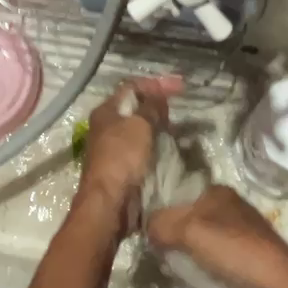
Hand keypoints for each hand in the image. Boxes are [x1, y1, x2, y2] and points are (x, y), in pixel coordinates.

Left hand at [74, 75, 181, 235]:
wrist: (109, 203)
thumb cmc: (122, 158)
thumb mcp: (139, 126)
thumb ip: (150, 108)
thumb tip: (158, 97)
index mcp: (106, 110)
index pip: (132, 87)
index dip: (156, 84)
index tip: (180, 87)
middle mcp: (107, 126)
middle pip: (136, 108)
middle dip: (157, 106)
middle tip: (177, 111)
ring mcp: (114, 148)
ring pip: (140, 129)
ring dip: (158, 127)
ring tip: (177, 130)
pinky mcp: (123, 167)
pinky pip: (143, 148)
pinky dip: (156, 145)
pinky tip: (170, 148)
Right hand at [147, 185, 287, 287]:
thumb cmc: (234, 250)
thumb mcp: (189, 229)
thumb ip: (160, 224)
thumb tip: (146, 228)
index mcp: (215, 193)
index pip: (176, 198)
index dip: (161, 217)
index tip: (151, 238)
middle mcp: (226, 214)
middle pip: (186, 232)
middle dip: (179, 254)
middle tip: (173, 267)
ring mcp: (237, 244)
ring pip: (199, 259)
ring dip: (196, 279)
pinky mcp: (244, 270)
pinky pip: (215, 279)